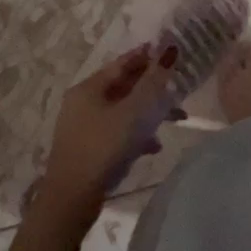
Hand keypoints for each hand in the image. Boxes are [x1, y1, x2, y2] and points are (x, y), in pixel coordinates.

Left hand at [38, 45, 181, 207]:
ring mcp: (83, 128)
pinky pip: (117, 132)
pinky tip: (154, 146)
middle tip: (179, 87)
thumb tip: (169, 49)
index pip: (123, 62)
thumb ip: (153, 79)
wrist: (71, 201)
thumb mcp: (134, 110)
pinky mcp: (88, 150)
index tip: (172, 52)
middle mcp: (83, 103)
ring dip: (149, 112)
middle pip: (124, 87)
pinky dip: (136, 133)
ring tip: (176, 118)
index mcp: (89, 88)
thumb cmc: (104, 147)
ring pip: (123, 110)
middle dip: (153, 87)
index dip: (148, 56)